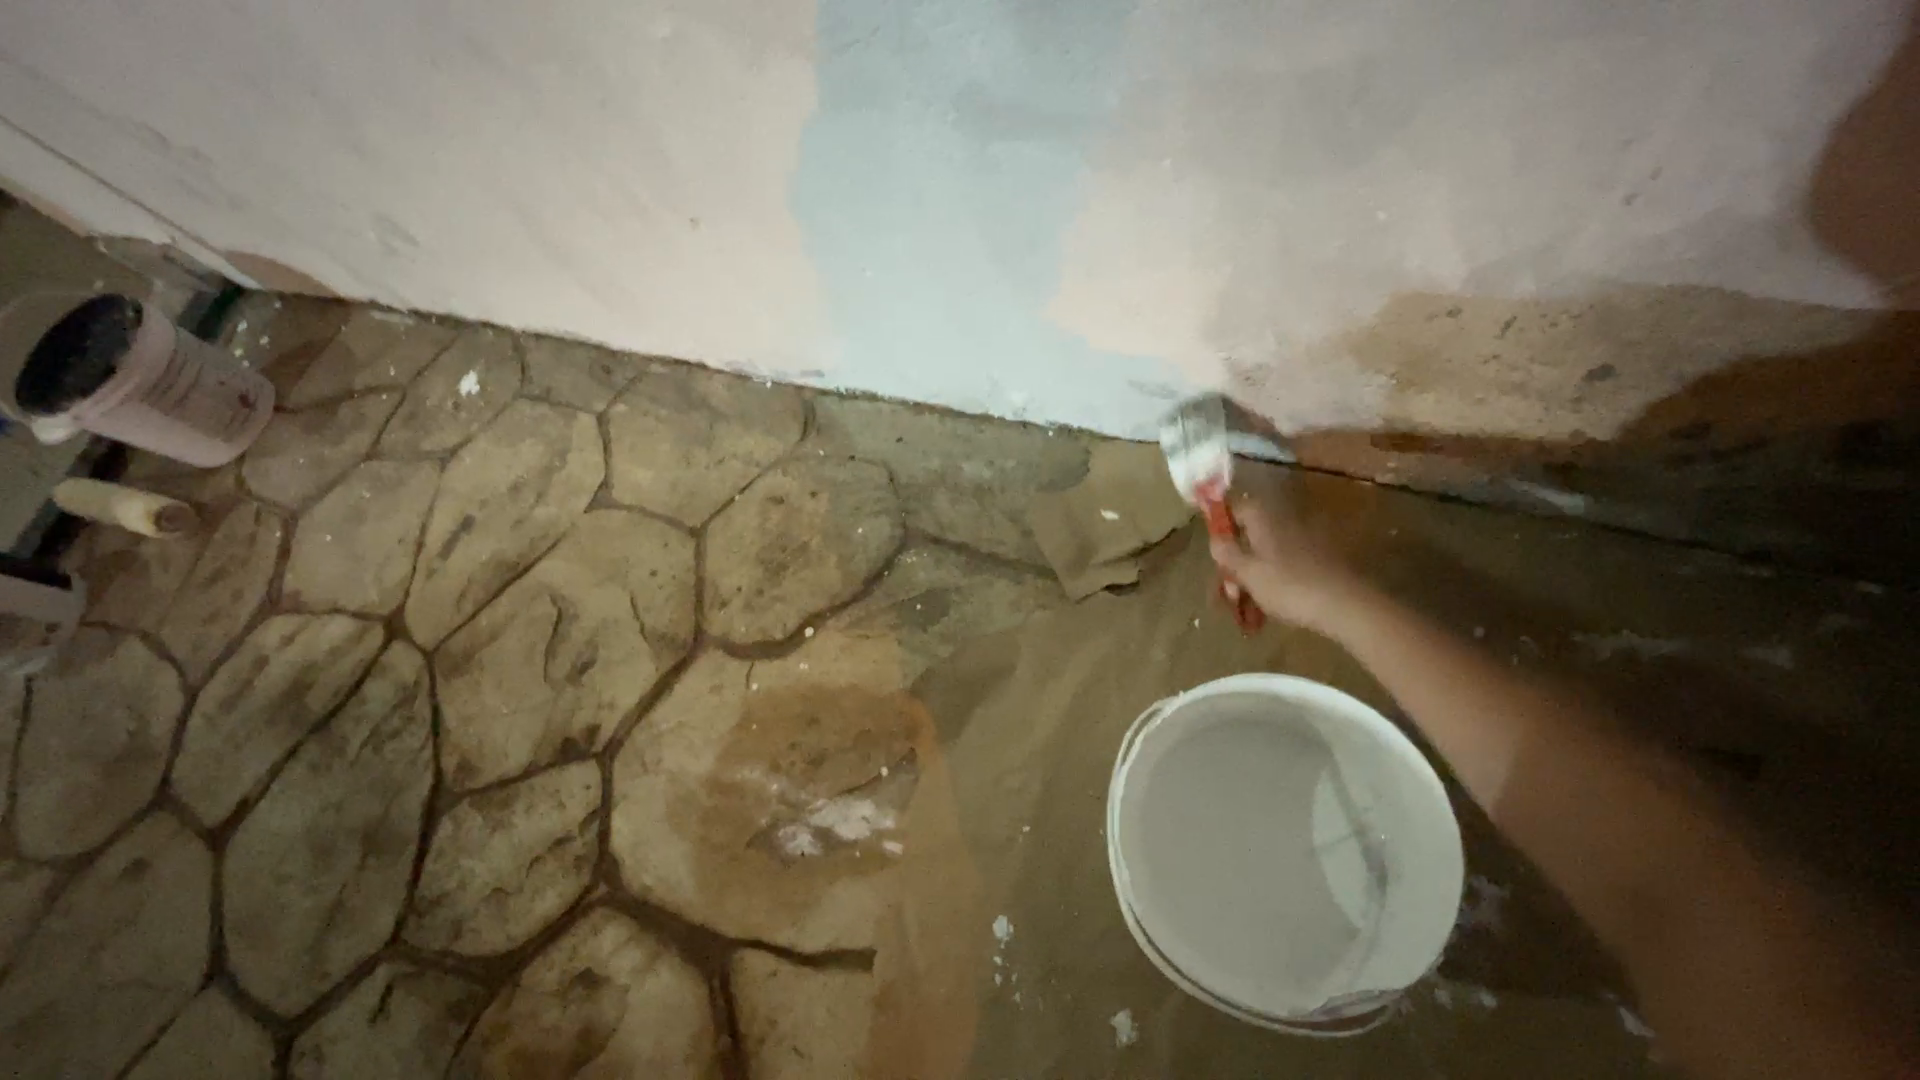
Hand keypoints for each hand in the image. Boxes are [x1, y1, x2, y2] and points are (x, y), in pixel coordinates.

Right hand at [1208, 487, 1365, 634]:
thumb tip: (1214, 538)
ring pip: (1269, 552)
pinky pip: (1288, 564)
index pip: (1236, 507)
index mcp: (1265, 519)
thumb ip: (1227, 554)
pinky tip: (1273, 603)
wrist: (1345, 604)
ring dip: (1255, 574)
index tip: (1213, 549)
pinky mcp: (1322, 558)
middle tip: (1229, 588)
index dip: (1221, 524)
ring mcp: (1307, 539)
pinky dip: (1275, 579)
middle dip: (1237, 559)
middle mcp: (1286, 521)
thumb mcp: (1247, 573)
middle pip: (1252, 533)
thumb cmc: (1288, 586)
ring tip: (1248, 605)